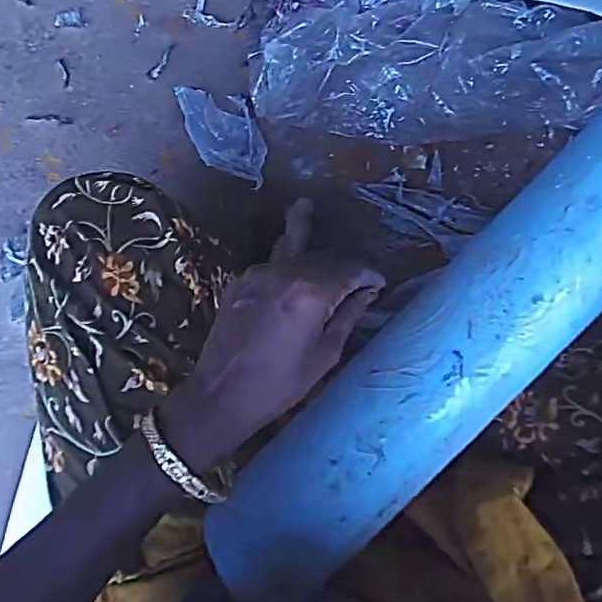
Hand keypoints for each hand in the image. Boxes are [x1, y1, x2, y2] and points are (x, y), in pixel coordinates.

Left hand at [158, 199, 383, 469]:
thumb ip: (347, 315)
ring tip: (306, 206)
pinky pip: (271, 264)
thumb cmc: (280, 384)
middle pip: (323, 254)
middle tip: (361, 272)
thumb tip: (367, 292)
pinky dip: (286, 261)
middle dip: (345, 260)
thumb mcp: (325, 354)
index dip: (370, 273)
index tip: (380, 282)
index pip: (350, 269)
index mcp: (311, 292)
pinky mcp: (240, 283)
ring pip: (290, 247)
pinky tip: (291, 267)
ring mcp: (257, 274)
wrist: (221, 396)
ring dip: (306, 237)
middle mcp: (284, 273)